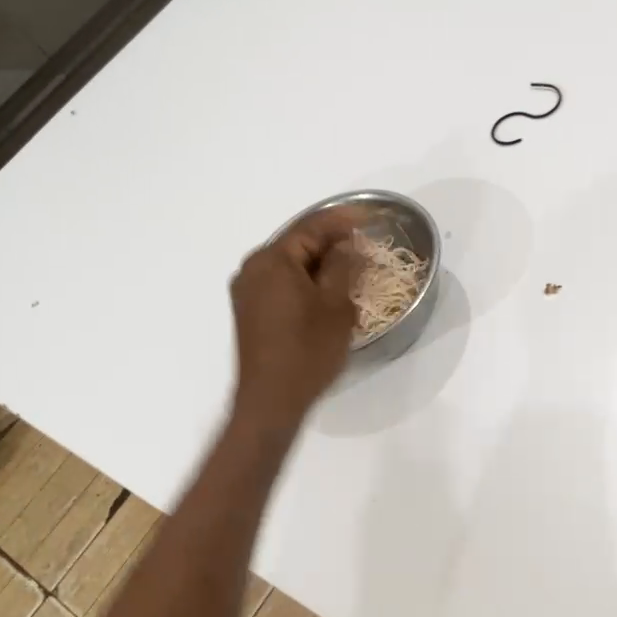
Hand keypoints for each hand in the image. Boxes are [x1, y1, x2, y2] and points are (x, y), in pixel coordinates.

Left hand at [230, 207, 362, 425]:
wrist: (271, 400)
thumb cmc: (308, 350)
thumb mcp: (336, 305)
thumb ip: (343, 266)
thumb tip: (347, 244)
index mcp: (272, 260)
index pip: (311, 228)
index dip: (343, 220)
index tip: (369, 216)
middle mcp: (252, 268)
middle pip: (297, 243)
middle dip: (332, 241)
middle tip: (364, 243)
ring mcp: (247, 291)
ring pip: (290, 265)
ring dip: (319, 263)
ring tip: (352, 266)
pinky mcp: (250, 312)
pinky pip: (282, 283)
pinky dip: (306, 280)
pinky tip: (328, 290)